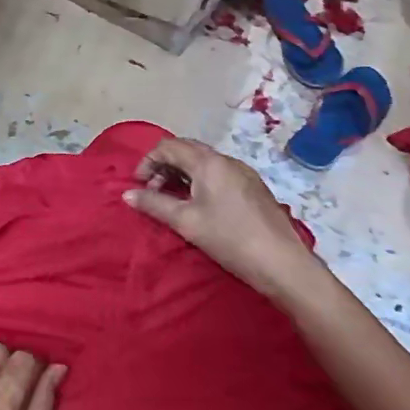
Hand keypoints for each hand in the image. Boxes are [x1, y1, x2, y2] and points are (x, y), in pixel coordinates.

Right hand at [123, 137, 322, 297]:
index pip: (170, 146)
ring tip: (172, 201)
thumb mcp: (186, 222)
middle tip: (152, 192)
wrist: (282, 263)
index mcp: (209, 162)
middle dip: (164, 165)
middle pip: (187, 150)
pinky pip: (219, 174)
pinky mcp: (253, 187)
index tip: (138, 185)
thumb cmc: (229, 239)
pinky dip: (200, 181)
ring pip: (204, 162)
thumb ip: (154, 204)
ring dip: (182, 174)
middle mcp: (227, 160)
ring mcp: (244, 172)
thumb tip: (127, 194)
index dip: (148, 161)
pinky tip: (199, 206)